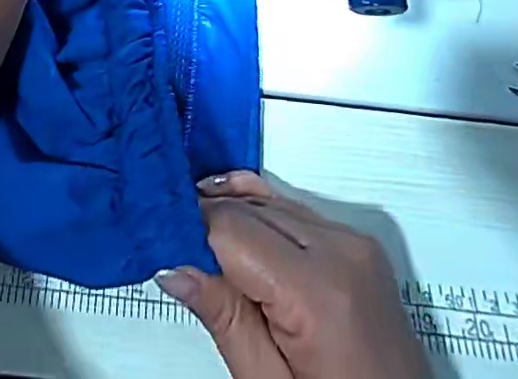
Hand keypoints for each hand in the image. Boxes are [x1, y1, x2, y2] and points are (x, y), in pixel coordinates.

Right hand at [155, 171, 430, 378]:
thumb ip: (224, 318)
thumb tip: (173, 266)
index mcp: (321, 292)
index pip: (230, 228)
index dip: (189, 230)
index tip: (161, 242)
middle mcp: (342, 251)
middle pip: (247, 208)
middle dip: (204, 219)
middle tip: (168, 239)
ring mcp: (353, 241)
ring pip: (267, 199)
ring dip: (228, 211)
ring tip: (192, 231)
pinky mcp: (356, 241)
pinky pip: (292, 207)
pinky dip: (258, 209)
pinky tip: (230, 212)